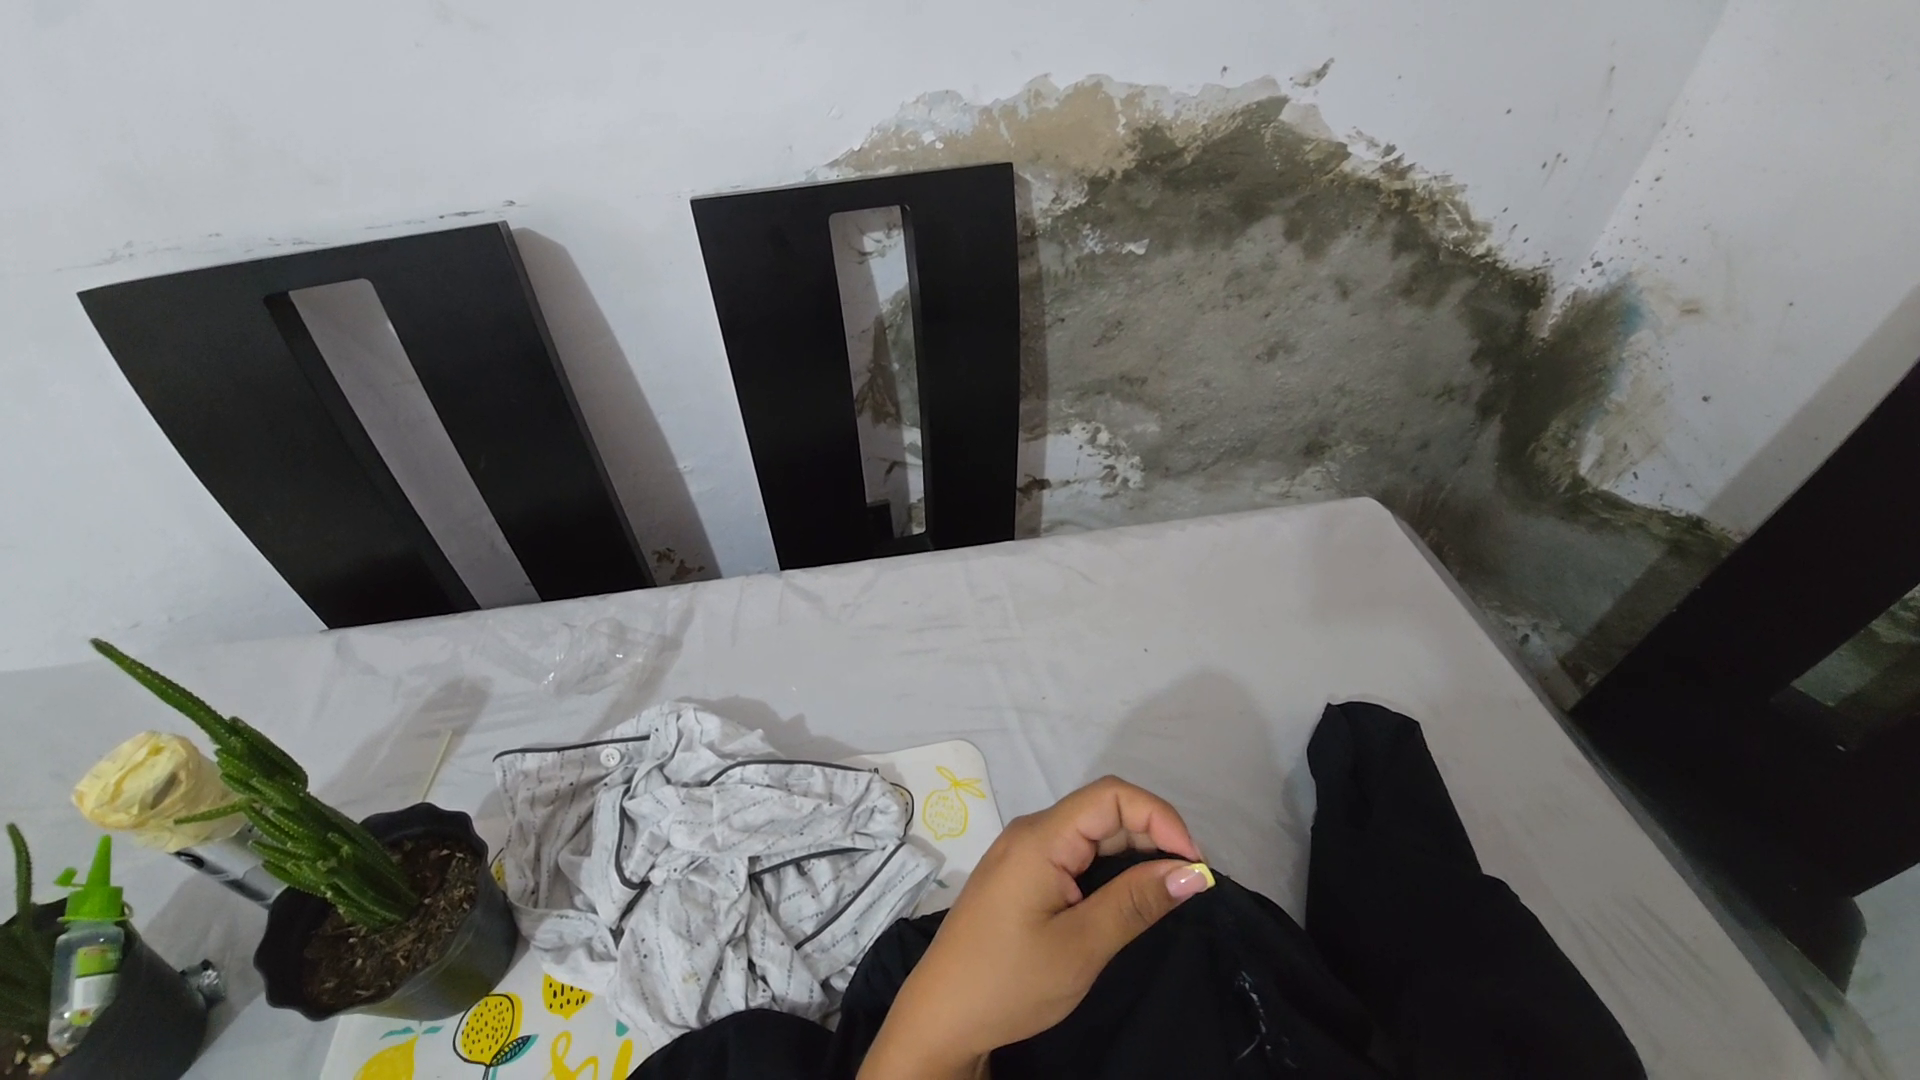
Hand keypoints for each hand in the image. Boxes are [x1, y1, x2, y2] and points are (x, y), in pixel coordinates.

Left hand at [857, 776, 1214, 1079]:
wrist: (941, 1018)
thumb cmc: (1009, 982)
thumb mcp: (1081, 946)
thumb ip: (1136, 902)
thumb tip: (1194, 871)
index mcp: (1041, 837)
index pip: (1112, 796)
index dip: (1160, 816)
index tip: (1194, 863)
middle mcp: (1031, 832)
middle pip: (1102, 809)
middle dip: (1152, 833)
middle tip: (1189, 881)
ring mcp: (1024, 852)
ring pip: (1091, 831)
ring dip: (1134, 850)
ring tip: (1168, 888)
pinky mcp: (1022, 874)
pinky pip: (1074, 852)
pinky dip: (1109, 866)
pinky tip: (1130, 893)